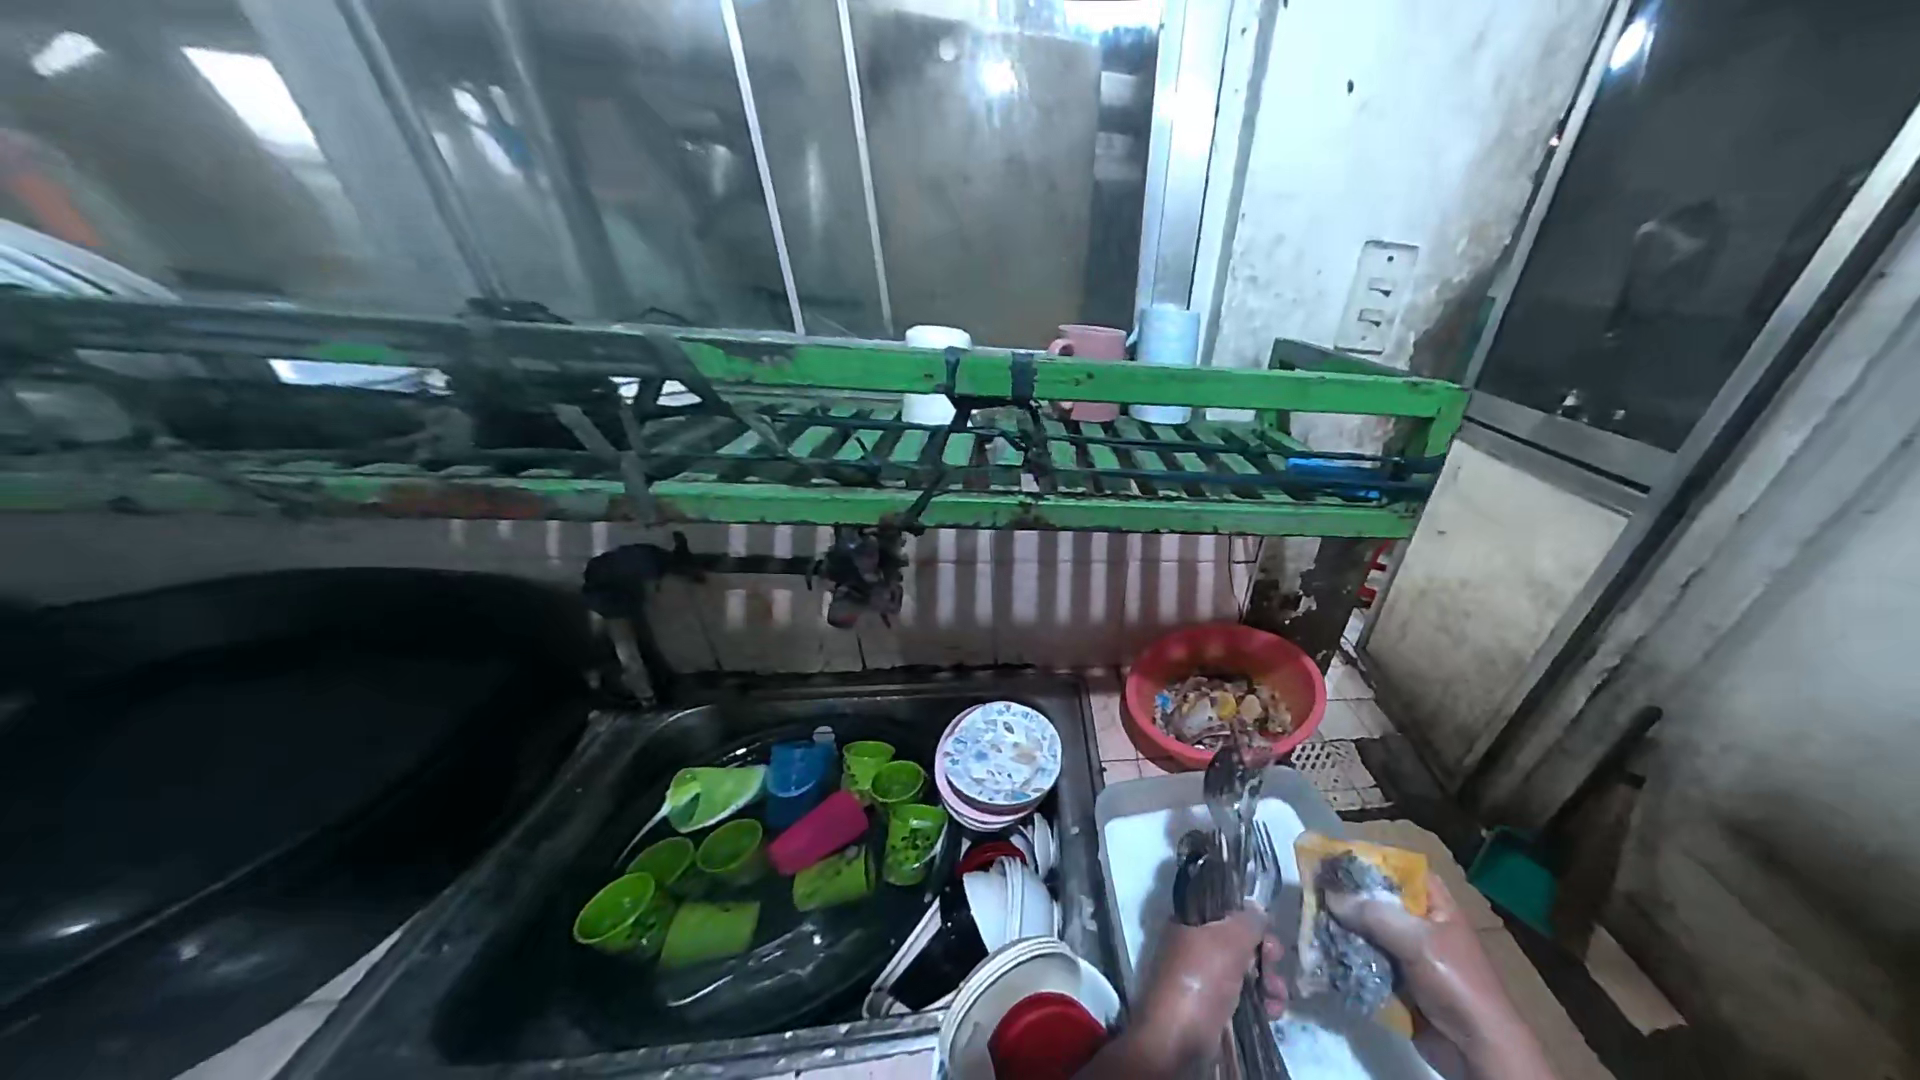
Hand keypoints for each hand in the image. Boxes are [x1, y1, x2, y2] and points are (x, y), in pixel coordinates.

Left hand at [1134, 908, 1286, 1054]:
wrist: (1178, 1036)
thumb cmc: (1200, 978)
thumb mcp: (1227, 942)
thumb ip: (1247, 922)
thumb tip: (1258, 908)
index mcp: (1190, 921)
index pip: (1225, 910)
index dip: (1249, 918)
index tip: (1268, 930)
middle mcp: (1197, 944)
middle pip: (1240, 941)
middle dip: (1265, 953)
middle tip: (1275, 963)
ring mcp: (1206, 976)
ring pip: (1247, 970)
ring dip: (1269, 981)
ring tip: (1277, 996)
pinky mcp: (1216, 1005)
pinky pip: (1246, 996)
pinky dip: (1263, 1001)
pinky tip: (1274, 1012)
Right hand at [1326, 873, 1556, 1079]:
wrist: (1478, 1051)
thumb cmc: (1457, 985)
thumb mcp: (1418, 942)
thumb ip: (1372, 914)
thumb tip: (1329, 895)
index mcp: (1431, 902)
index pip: (1393, 866)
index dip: (1362, 859)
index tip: (1327, 859)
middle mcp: (1415, 919)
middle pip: (1370, 896)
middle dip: (1340, 895)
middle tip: (1309, 891)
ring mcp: (1403, 949)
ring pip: (1361, 926)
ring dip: (1337, 925)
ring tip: (1307, 920)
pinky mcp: (1391, 975)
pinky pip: (1360, 954)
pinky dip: (1341, 952)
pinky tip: (1319, 948)